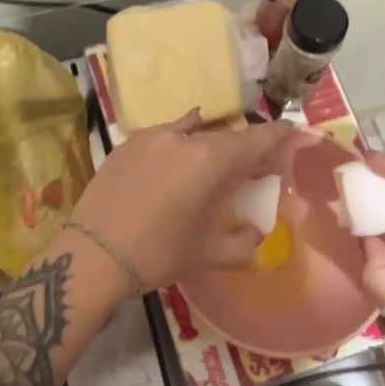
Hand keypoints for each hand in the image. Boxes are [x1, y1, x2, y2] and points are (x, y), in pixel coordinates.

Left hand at [70, 112, 296, 292]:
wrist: (93, 256)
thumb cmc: (158, 254)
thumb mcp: (209, 254)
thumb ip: (244, 243)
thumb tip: (256, 233)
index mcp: (209, 161)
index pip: (254, 139)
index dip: (276, 134)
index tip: (291, 129)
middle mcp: (183, 139)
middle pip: (225, 136)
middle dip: (244, 147)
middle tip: (255, 164)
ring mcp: (151, 137)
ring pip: (193, 133)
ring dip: (211, 144)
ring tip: (216, 161)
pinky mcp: (127, 144)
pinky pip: (165, 134)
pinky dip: (180, 140)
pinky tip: (182, 146)